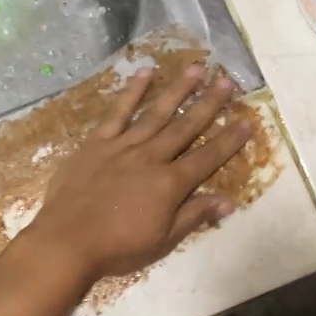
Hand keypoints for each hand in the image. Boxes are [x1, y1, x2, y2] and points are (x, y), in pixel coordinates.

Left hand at [18, 64, 254, 282]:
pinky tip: (144, 72)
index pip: (208, 157)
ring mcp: (123, 145)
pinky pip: (117, 112)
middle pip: (186, 126)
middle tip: (226, 81)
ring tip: (196, 68)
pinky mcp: (96, 142)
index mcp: (170, 183)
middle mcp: (151, 157)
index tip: (248, 120)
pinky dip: (132, 92)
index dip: (230, 139)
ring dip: (178, 90)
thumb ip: (194, 215)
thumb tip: (228, 200)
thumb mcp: (163, 241)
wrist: (67, 240)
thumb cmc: (118, 247)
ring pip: (156, 112)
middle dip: (209, 104)